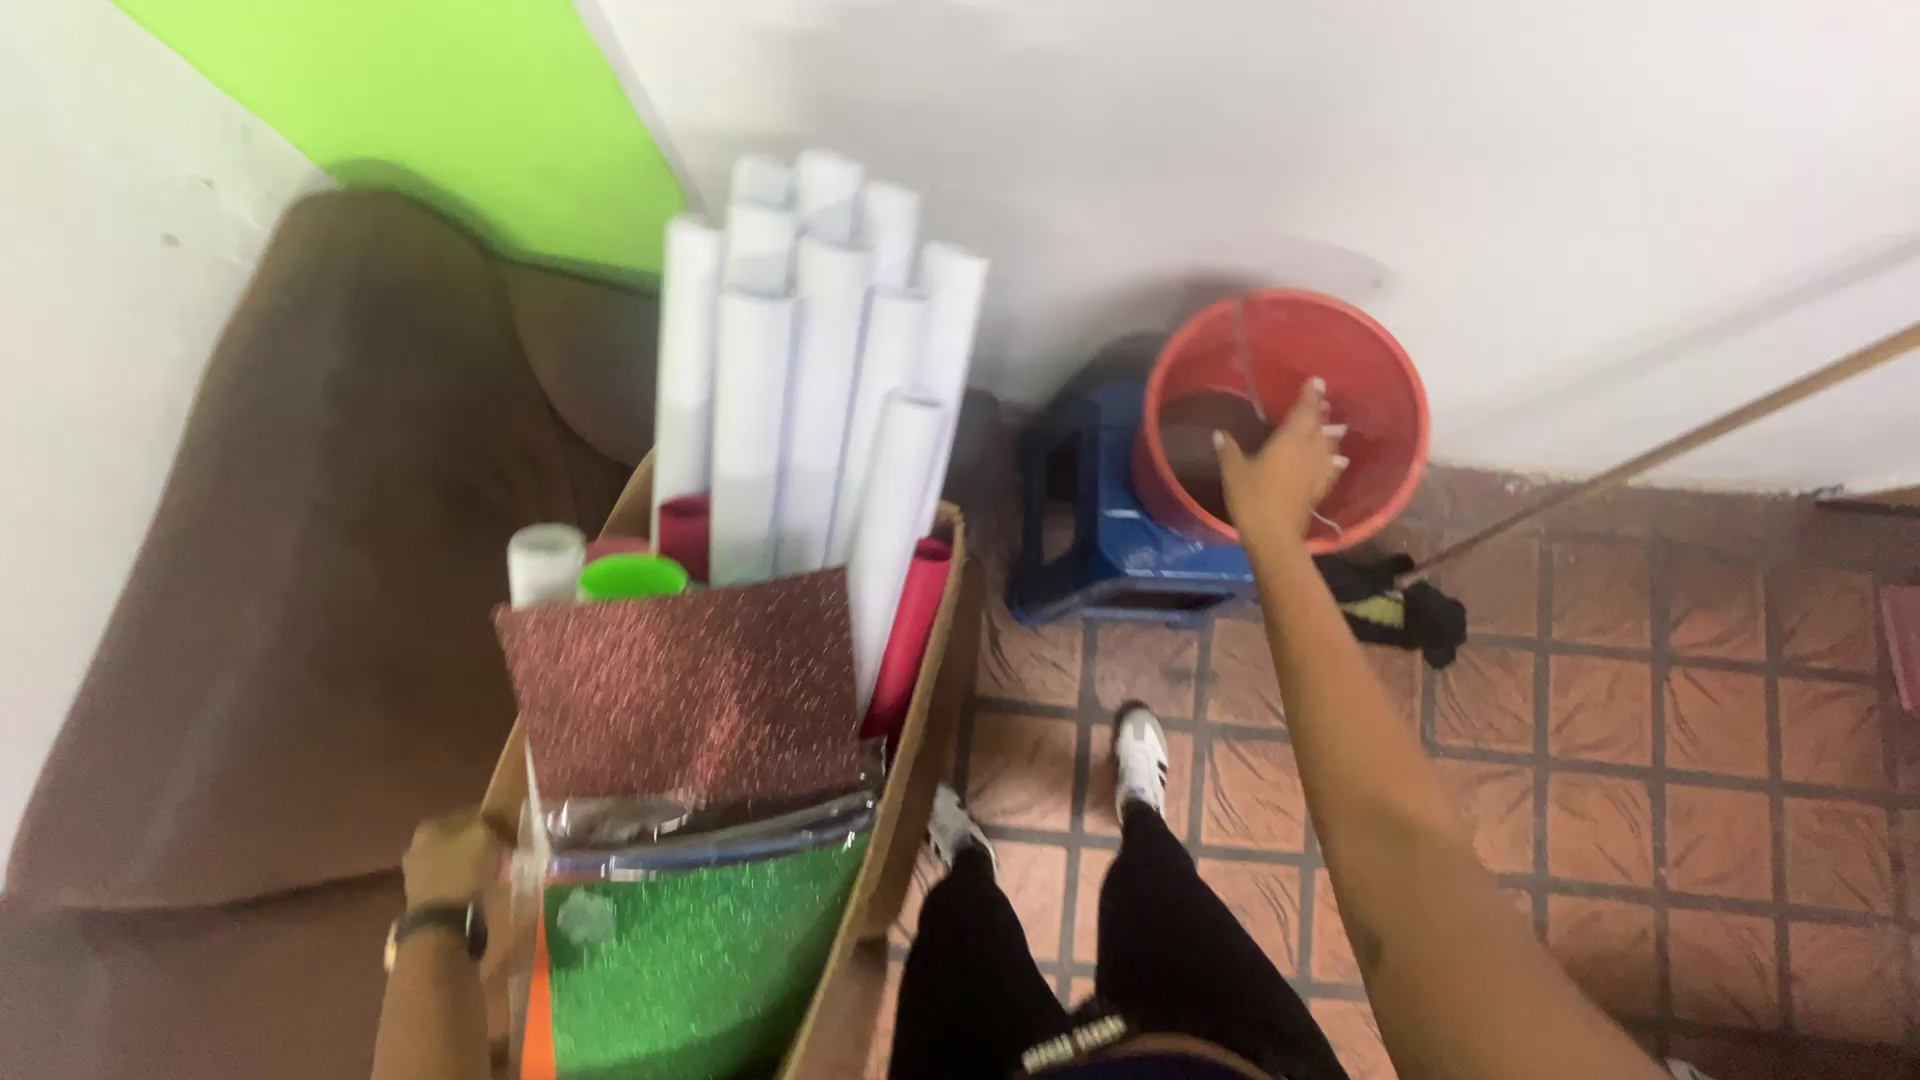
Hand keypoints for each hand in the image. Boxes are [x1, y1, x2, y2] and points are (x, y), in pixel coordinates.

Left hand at [402, 807, 505, 906]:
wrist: (441, 921)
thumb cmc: (464, 870)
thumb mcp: (486, 834)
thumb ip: (492, 820)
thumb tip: (499, 818)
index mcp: (430, 825)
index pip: (470, 811)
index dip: (493, 819)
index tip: (510, 829)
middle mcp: (416, 844)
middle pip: (460, 835)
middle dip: (481, 841)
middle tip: (504, 849)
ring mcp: (415, 871)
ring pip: (455, 856)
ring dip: (474, 860)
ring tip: (496, 868)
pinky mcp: (421, 893)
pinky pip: (451, 876)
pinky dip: (466, 878)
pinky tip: (481, 884)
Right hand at [1214, 377, 1347, 546]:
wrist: (1274, 534)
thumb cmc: (1252, 498)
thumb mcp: (1234, 472)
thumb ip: (1229, 450)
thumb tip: (1220, 434)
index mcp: (1288, 441)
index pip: (1303, 412)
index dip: (1309, 396)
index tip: (1316, 381)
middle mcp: (1308, 451)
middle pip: (1319, 427)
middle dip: (1320, 412)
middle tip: (1323, 400)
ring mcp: (1316, 471)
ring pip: (1328, 446)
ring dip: (1331, 433)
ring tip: (1335, 424)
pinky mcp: (1318, 489)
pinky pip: (1331, 469)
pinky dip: (1334, 460)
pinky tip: (1339, 459)